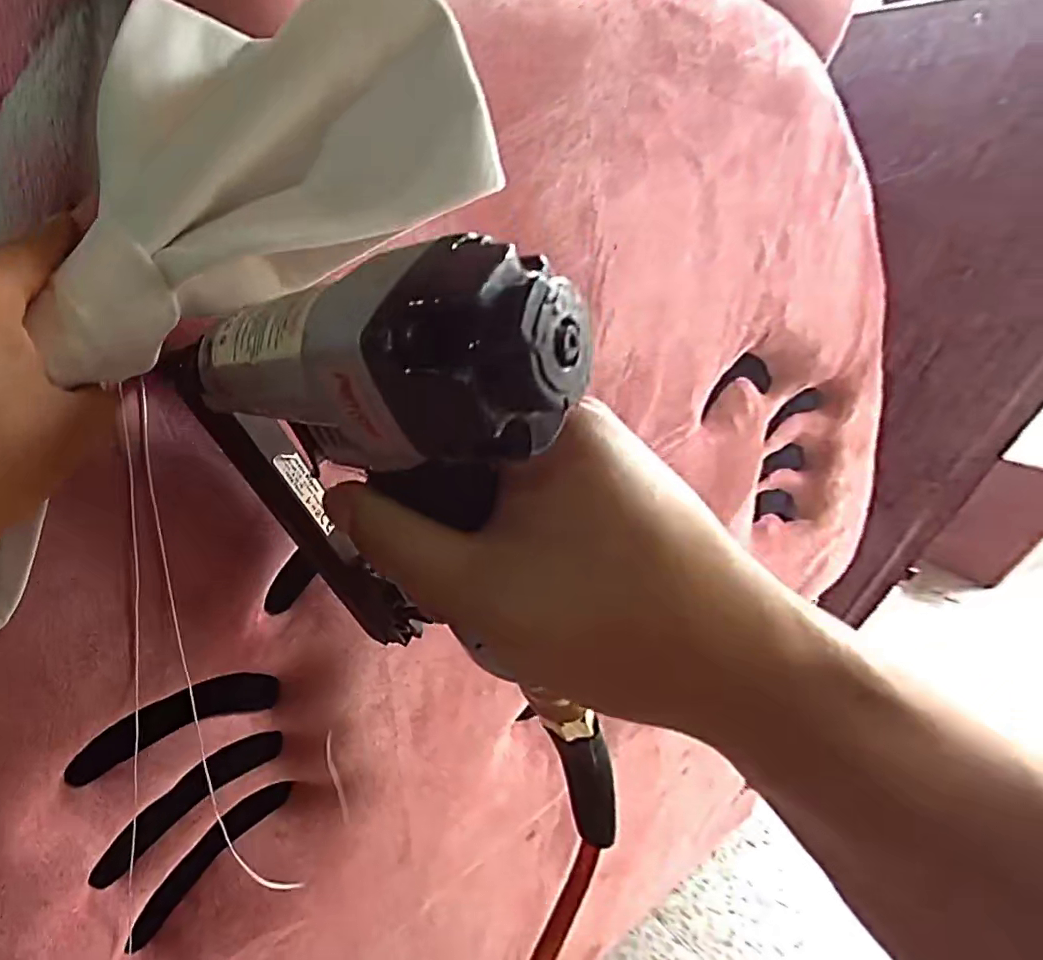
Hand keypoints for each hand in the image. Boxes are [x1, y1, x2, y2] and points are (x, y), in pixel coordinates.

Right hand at [323, 399, 818, 736]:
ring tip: (459, 572)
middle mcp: (568, 422)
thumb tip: (336, 495)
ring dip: (455, 520)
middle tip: (417, 554)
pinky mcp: (602, 491)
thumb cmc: (609, 624)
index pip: (425, 407)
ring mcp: (590, 457)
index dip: (378, 446)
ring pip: (480, 474)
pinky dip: (490, 527)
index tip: (358, 493)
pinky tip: (499, 573)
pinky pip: (514, 493)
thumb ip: (388, 537)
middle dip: (421, 500)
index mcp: (542, 420)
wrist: (752, 681)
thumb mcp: (472, 587)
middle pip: (450, 444)